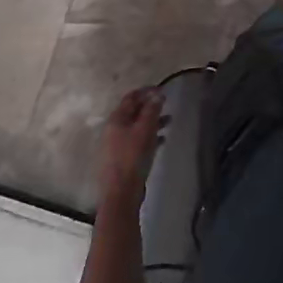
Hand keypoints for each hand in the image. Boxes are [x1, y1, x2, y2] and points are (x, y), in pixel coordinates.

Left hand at [97, 87, 163, 205]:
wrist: (121, 193)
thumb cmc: (132, 158)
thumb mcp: (144, 131)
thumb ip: (151, 111)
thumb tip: (157, 94)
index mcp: (116, 119)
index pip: (131, 98)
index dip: (146, 91)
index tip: (162, 89)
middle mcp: (114, 129)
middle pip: (133, 111)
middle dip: (150, 106)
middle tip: (166, 104)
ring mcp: (117, 144)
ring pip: (136, 126)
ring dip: (152, 121)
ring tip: (169, 120)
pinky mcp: (123, 158)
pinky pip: (137, 140)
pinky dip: (149, 136)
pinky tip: (162, 139)